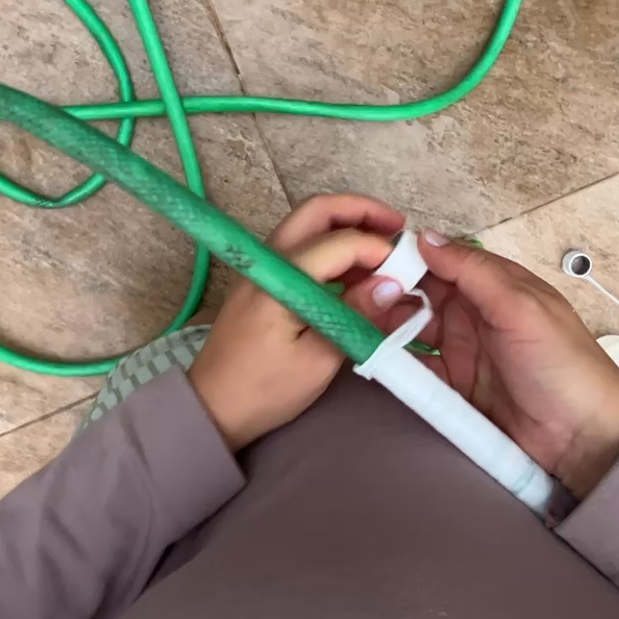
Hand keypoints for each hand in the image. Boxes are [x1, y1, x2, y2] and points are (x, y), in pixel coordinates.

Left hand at [188, 194, 408, 450]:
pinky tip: (354, 270)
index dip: (378, 249)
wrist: (211, 407)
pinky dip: (330, 245)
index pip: (339, 242)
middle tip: (398, 228)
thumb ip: (355, 314)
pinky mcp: (261, 280)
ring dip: (346, 225)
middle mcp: (268, 260)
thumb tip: (392, 284)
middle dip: (361, 211)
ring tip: (383, 247)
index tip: (407, 268)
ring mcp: (262, 267)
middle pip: (317, 211)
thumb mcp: (318, 359)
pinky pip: (299, 246)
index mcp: (282, 279)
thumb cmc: (265, 390)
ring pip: (307, 224)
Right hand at [383, 233, 618, 499]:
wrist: (584, 440)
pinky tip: (370, 355)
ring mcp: (460, 350)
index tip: (369, 259)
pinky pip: (413, 368)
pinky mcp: (452, 386)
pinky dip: (392, 361)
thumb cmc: (563, 364)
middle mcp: (473, 313)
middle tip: (355, 295)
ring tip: (357, 323)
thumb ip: (473, 271)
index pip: (440, 260)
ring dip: (384, 324)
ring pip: (409, 328)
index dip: (406, 257)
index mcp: (494, 285)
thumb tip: (425, 237)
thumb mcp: (521, 307)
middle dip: (387, 290)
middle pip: (418, 293)